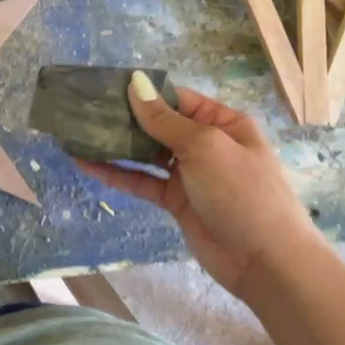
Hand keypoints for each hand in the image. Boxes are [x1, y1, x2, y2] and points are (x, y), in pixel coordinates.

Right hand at [75, 76, 322, 298]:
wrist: (266, 262)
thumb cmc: (243, 192)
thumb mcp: (205, 147)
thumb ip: (164, 119)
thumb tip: (135, 82)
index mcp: (223, 124)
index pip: (178, 99)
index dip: (144, 92)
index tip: (105, 87)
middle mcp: (206, 145)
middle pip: (158, 124)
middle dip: (123, 117)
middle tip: (82, 109)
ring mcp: (190, 174)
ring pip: (145, 152)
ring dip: (115, 144)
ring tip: (77, 133)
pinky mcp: (176, 200)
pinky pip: (141, 180)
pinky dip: (115, 172)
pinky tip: (86, 164)